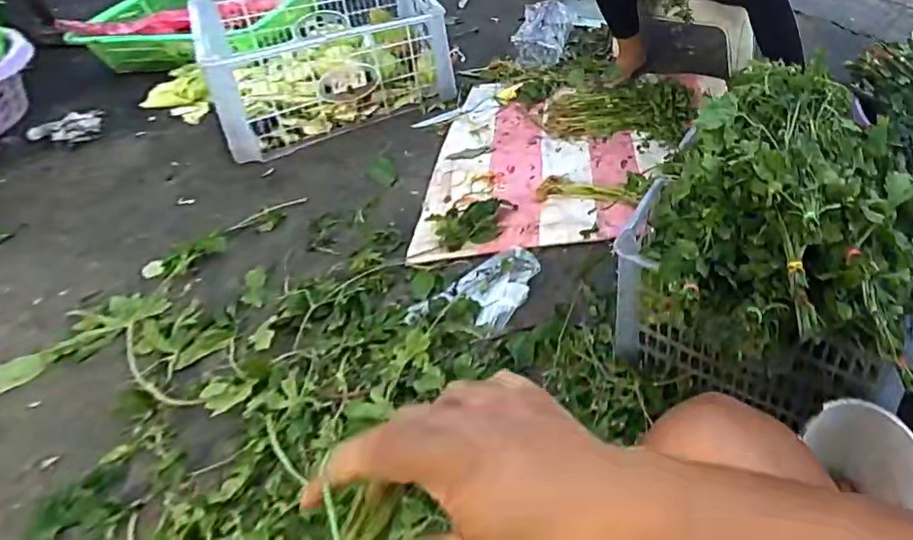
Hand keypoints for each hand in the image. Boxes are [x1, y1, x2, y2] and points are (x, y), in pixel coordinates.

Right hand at [300, 371, 630, 539]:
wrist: (605, 499)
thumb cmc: (536, 532)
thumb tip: (376, 530)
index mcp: (455, 454)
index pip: (379, 446)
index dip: (334, 470)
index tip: (307, 500)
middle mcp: (479, 414)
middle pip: (409, 418)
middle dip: (378, 453)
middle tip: (369, 500)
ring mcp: (511, 398)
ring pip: (447, 396)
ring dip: (423, 425)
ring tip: (419, 466)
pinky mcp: (536, 395)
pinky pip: (488, 386)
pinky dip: (467, 405)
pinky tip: (471, 432)